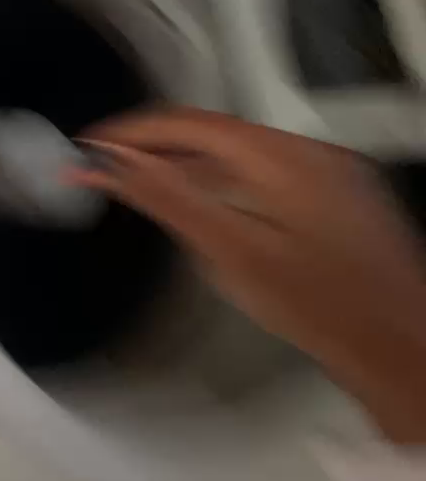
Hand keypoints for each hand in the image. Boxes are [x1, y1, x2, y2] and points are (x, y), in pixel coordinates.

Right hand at [77, 107, 425, 444]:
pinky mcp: (328, 195)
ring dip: (172, 159)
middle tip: (97, 163)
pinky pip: (250, 167)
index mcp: (290, 161)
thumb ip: (161, 194)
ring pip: (225, 148)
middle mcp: (313, 157)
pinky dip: (205, 174)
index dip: (128, 131)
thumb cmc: (324, 310)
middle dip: (145, 145)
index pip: (186, 122)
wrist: (403, 359)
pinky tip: (181, 195)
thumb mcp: (226, 248)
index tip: (86, 146)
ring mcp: (327, 175)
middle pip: (206, 131)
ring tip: (126, 178)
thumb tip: (105, 159)